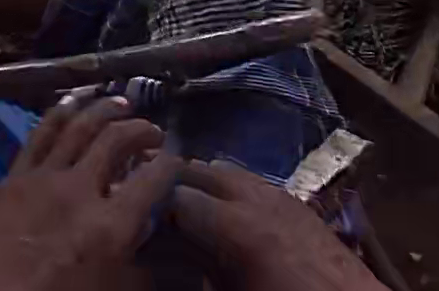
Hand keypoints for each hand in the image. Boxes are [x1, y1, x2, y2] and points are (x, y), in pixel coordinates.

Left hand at [0, 95, 181, 290]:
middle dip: (140, 130)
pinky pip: (41, 133)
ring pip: (78, 127)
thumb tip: (175, 253)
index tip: (178, 158)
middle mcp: (80, 191)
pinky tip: (72, 103)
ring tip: (120, 103)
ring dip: (102, 110)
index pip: (151, 182)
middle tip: (153, 130)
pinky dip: (60, 112)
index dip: (170, 165)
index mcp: (110, 228)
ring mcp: (44, 176)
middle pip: (115, 142)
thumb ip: (146, 272)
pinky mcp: (16, 174)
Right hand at [170, 158, 387, 290]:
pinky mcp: (296, 203)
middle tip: (158, 201)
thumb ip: (206, 271)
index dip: (156, 205)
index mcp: (237, 226)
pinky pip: (252, 181)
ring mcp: (277, 196)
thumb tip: (177, 251)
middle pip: (199, 170)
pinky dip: (232, 187)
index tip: (142, 215)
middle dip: (175, 181)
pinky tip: (231, 212)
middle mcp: (253, 198)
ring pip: (225, 168)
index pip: (178, 197)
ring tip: (192, 203)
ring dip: (204, 180)